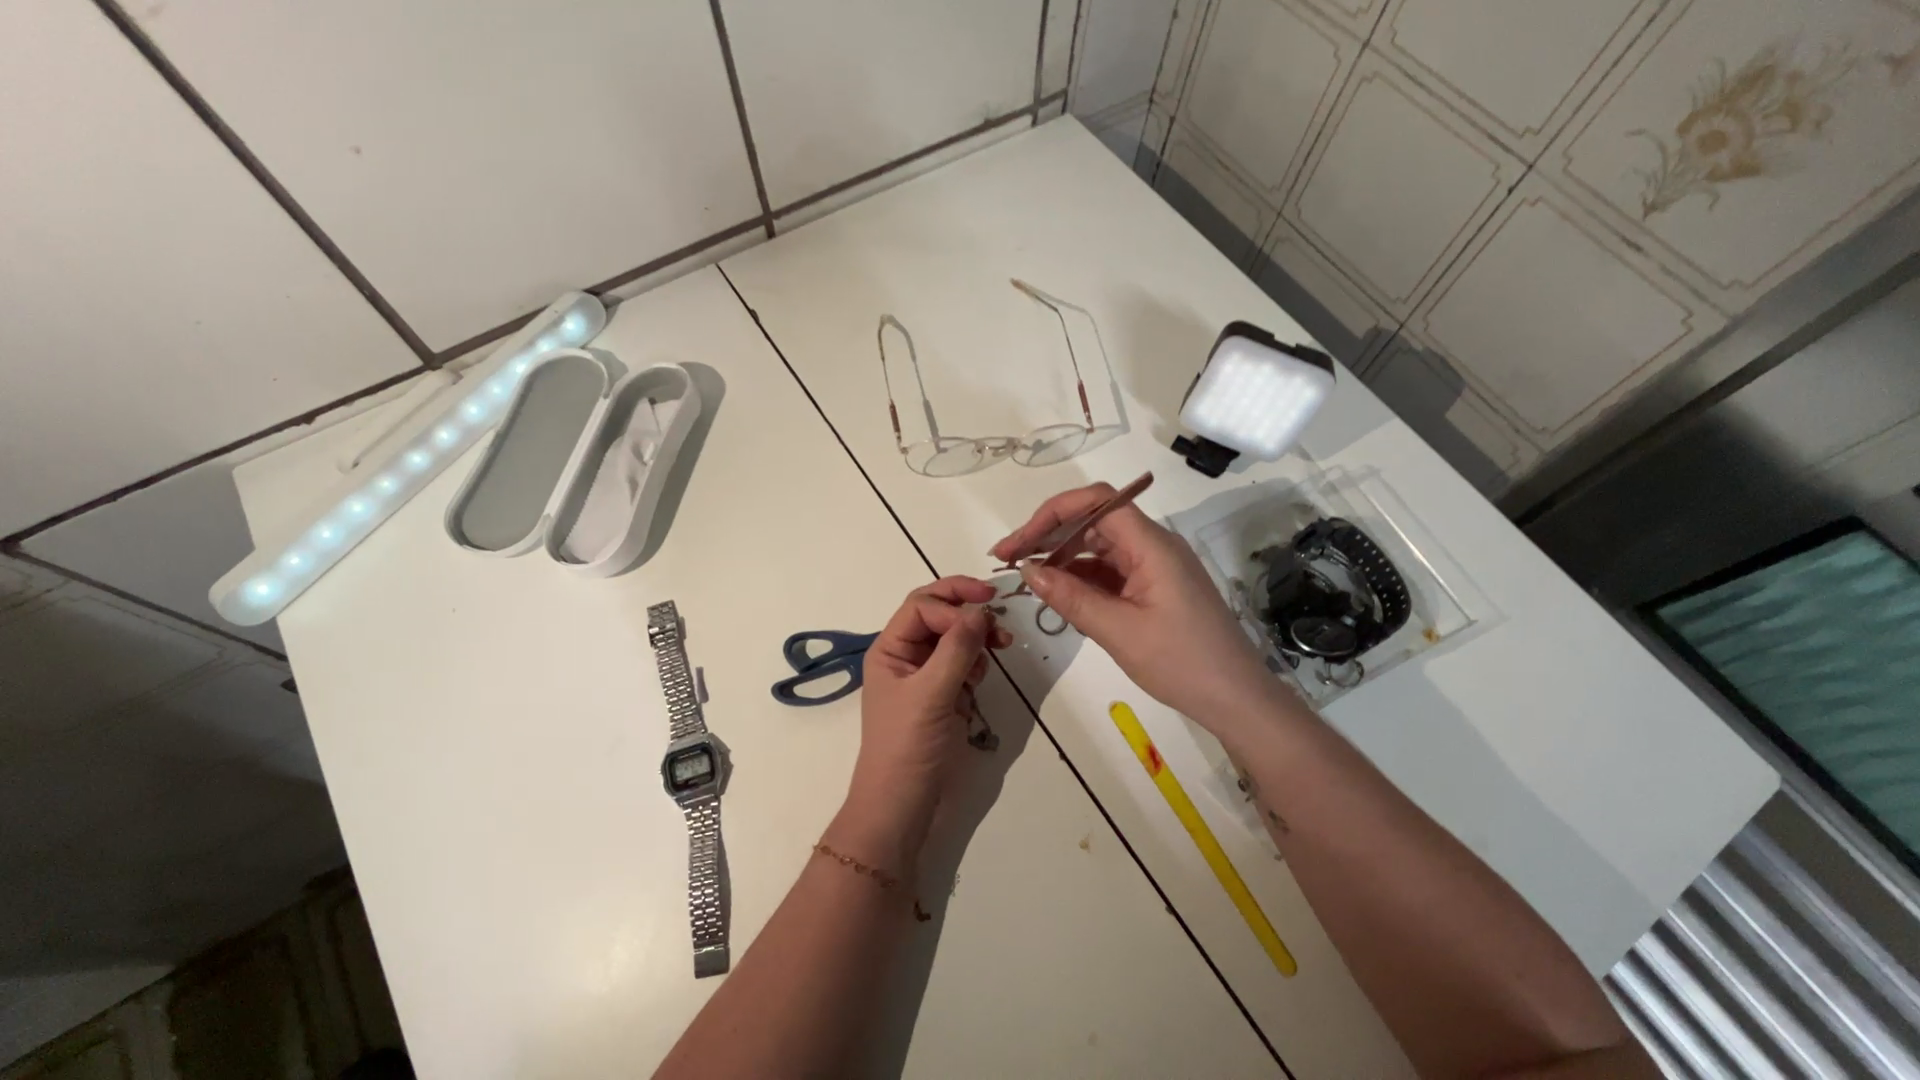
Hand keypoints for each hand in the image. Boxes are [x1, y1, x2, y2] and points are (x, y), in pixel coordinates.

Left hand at [830, 577, 1008, 869]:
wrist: (902, 804)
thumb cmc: (908, 746)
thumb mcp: (931, 693)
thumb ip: (956, 649)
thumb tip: (981, 611)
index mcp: (889, 649)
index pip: (923, 606)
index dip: (954, 604)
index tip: (987, 616)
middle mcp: (905, 657)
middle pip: (939, 617)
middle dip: (969, 614)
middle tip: (1002, 624)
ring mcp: (924, 678)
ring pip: (955, 640)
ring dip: (976, 641)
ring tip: (997, 652)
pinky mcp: (942, 698)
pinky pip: (962, 666)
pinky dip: (975, 666)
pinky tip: (979, 682)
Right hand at [990, 482, 1275, 728]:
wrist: (1235, 698)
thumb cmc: (1182, 663)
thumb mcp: (1119, 631)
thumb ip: (1071, 598)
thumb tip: (1027, 571)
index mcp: (1151, 544)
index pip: (1096, 502)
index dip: (1051, 513)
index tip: (1018, 542)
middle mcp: (1153, 546)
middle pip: (1093, 521)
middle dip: (1048, 535)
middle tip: (1007, 560)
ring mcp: (1154, 567)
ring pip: (1098, 547)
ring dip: (1061, 558)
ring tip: (1025, 579)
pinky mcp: (1154, 588)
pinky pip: (1110, 571)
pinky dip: (1081, 579)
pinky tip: (1057, 595)